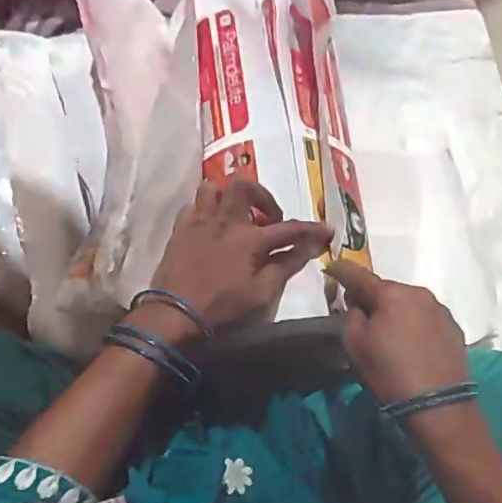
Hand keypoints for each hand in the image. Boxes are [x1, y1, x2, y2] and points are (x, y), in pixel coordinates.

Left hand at [149, 178, 330, 333]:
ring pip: (213, 188)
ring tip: (236, 217)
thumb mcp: (262, 294)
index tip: (327, 230)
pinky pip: (193, 205)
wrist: (174, 315)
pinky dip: (206, 210)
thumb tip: (310, 247)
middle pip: (245, 186)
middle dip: (262, 197)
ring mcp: (199, 222)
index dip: (311, 229)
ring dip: (229, 197)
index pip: (289, 228)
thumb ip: (286, 266)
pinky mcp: (179, 230)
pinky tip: (212, 228)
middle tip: (268, 218)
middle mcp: (225, 221)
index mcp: (249, 239)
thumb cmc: (222, 310)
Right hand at [326, 260, 469, 405]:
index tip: (331, 268)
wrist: (437, 402)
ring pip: (409, 303)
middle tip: (362, 316)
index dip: (342, 270)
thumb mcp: (356, 345)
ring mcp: (440, 310)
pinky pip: (425, 319)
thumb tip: (360, 305)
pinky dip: (414, 325)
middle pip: (388, 290)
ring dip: (396, 312)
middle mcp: (419, 293)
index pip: (359, 275)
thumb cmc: (388, 371)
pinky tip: (411, 346)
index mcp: (391, 294)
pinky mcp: (453, 328)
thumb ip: (352, 316)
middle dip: (373, 299)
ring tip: (389, 335)